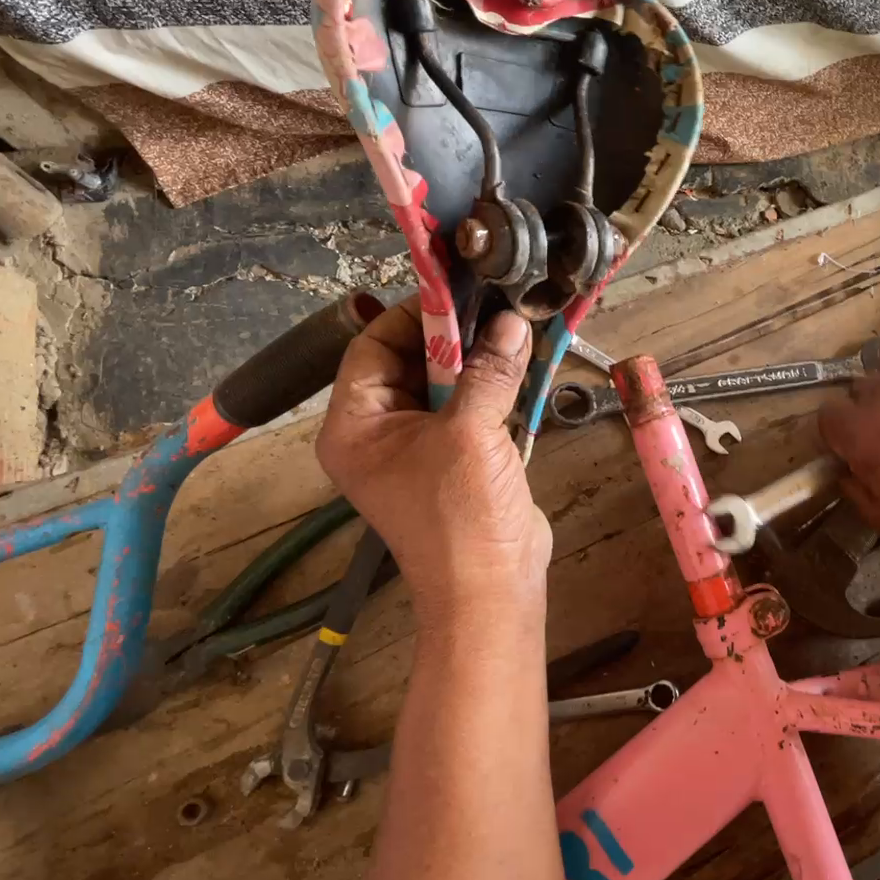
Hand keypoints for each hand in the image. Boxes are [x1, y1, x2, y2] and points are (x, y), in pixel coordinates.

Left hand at [317, 299, 551, 610]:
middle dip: (452, 336)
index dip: (412, 315)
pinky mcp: (457, 459)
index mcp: (355, 426)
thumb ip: (489, 373)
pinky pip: (469, 408)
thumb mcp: (471, 434)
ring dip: (479, 360)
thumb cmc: (462, 514)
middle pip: (408, 361)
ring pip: (444, 384)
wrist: (493, 588)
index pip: (371, 347)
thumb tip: (512, 320)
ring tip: (515, 326)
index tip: (459, 290)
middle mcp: (379, 432)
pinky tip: (524, 365)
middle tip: (494, 304)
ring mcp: (420, 447)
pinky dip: (494, 387)